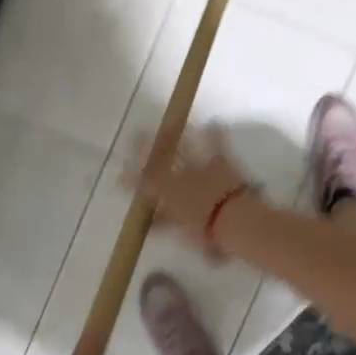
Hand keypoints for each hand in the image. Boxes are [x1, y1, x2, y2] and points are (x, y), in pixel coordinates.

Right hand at [126, 125, 259, 255]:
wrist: (235, 218)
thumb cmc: (207, 232)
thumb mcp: (182, 232)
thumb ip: (164, 224)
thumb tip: (149, 226)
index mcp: (168, 195)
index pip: (144, 184)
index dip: (130, 179)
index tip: (120, 175)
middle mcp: (181, 176)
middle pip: (159, 158)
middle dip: (145, 146)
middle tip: (137, 133)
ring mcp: (201, 166)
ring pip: (183, 146)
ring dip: (174, 135)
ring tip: (169, 124)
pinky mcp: (222, 162)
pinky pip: (218, 144)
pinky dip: (215, 133)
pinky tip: (213, 122)